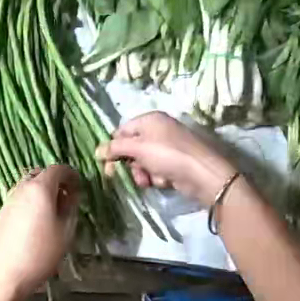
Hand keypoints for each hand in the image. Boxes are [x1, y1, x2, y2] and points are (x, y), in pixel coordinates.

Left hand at [0, 165, 81, 297]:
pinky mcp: (2, 212)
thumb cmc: (40, 253)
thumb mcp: (65, 231)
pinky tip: (38, 221)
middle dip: (56, 181)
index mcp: (39, 188)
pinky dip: (32, 201)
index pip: (58, 169)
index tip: (80, 187)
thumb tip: (72, 194)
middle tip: (68, 198)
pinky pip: (21, 198)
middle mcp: (21, 188)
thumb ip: (71, 207)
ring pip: (29, 186)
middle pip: (41, 174)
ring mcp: (9, 200)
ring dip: (43, 191)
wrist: (4, 275)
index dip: (72, 175)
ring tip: (54, 211)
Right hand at [95, 111, 236, 205]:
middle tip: (119, 176)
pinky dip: (156, 177)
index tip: (106, 163)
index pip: (122, 131)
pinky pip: (156, 169)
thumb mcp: (137, 148)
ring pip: (142, 162)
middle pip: (131, 148)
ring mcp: (167, 147)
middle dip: (128, 164)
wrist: (203, 173)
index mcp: (149, 120)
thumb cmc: (167, 154)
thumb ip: (115, 148)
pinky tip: (164, 180)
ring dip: (142, 173)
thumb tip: (96, 151)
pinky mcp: (174, 163)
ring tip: (149, 180)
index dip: (113, 147)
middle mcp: (158, 130)